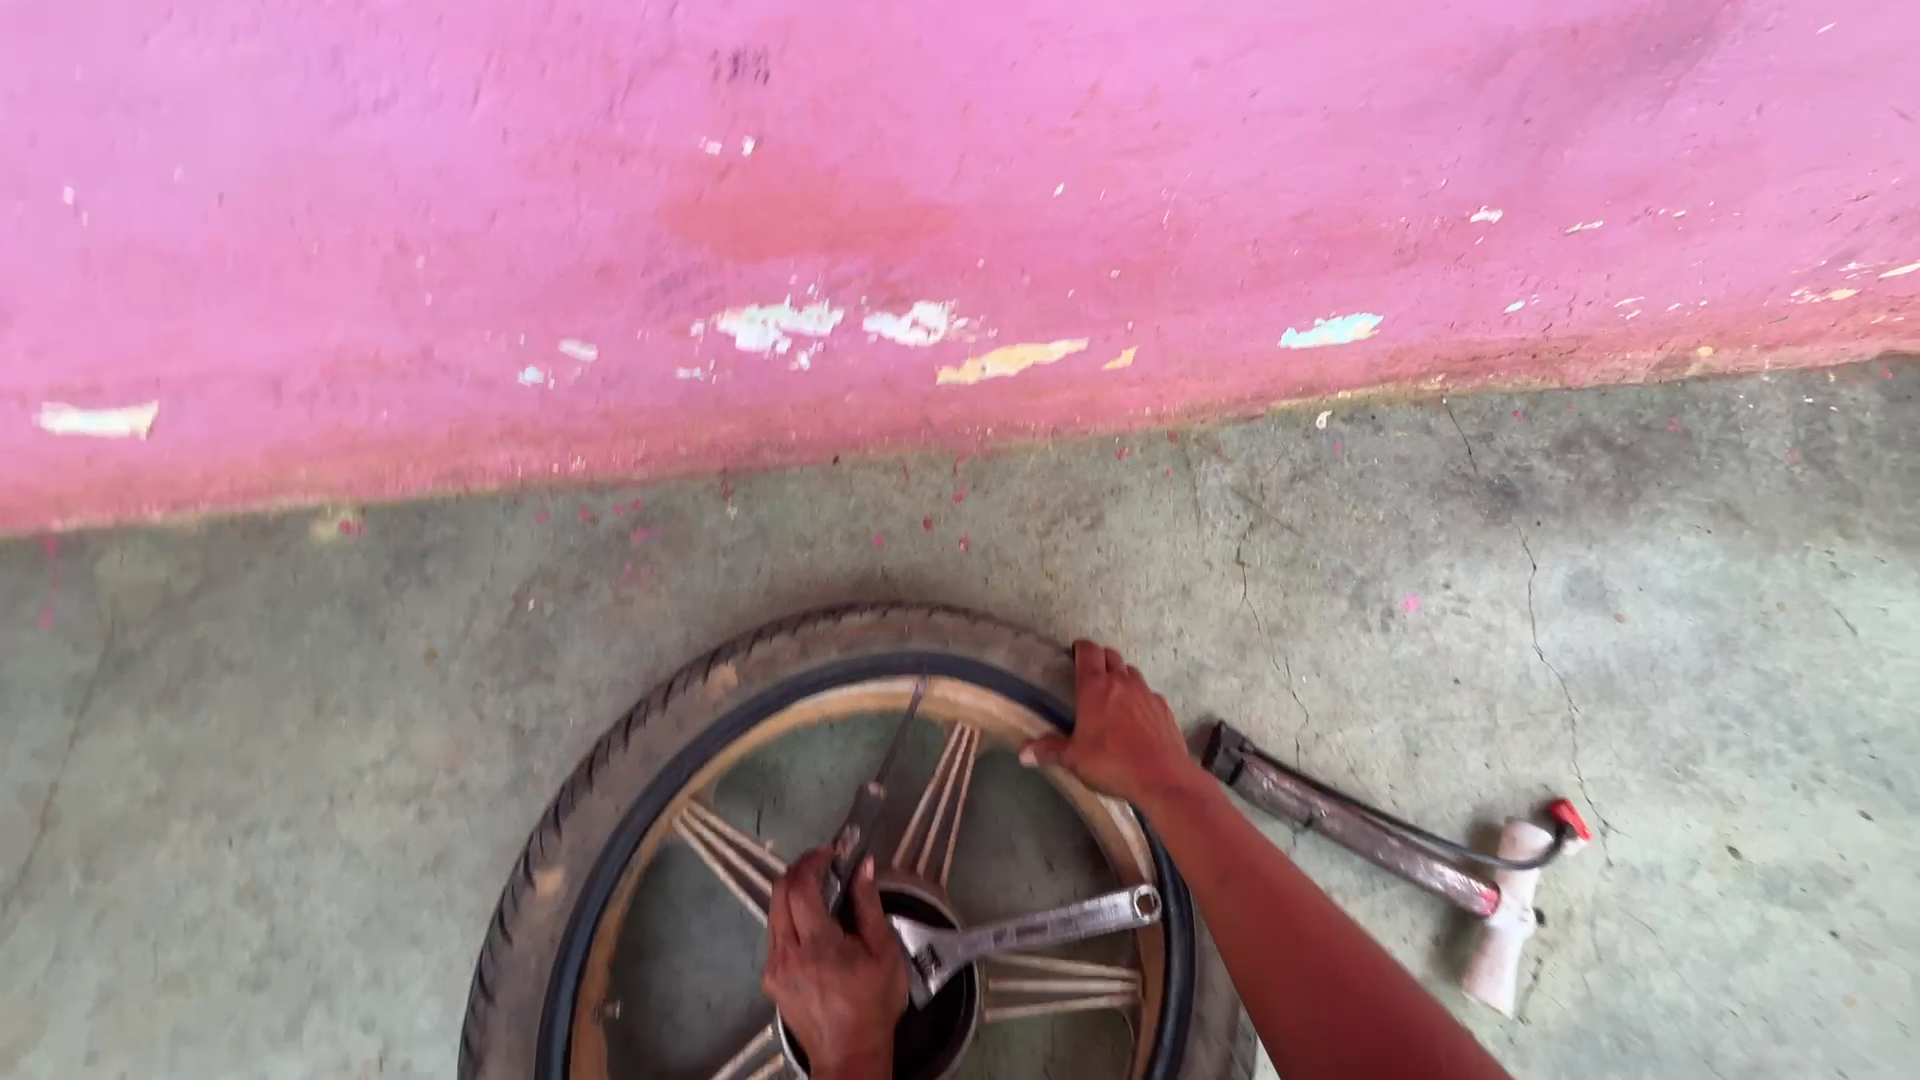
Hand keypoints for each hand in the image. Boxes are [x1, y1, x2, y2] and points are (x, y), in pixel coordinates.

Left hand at [762, 850, 908, 1079]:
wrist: (849, 1055)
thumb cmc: (873, 1002)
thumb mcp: (883, 951)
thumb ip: (869, 904)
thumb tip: (863, 865)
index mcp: (816, 944)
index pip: (801, 887)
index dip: (813, 861)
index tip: (831, 851)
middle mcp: (786, 952)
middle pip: (779, 892)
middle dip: (799, 869)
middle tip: (822, 862)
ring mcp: (773, 967)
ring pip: (773, 911)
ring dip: (792, 891)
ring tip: (817, 886)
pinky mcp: (770, 980)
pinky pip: (774, 933)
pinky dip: (789, 914)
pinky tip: (810, 919)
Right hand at [1019, 641, 1206, 808]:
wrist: (1163, 777)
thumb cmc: (1112, 762)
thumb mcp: (1074, 759)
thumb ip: (1050, 751)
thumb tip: (1024, 754)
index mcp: (1095, 687)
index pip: (1088, 652)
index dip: (1081, 647)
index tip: (1075, 651)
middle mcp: (1122, 682)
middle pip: (1111, 656)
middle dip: (1100, 658)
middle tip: (1091, 672)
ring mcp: (1146, 693)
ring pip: (1132, 672)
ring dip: (1121, 675)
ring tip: (1113, 693)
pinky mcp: (1164, 708)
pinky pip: (1149, 693)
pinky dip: (1140, 697)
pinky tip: (1137, 716)